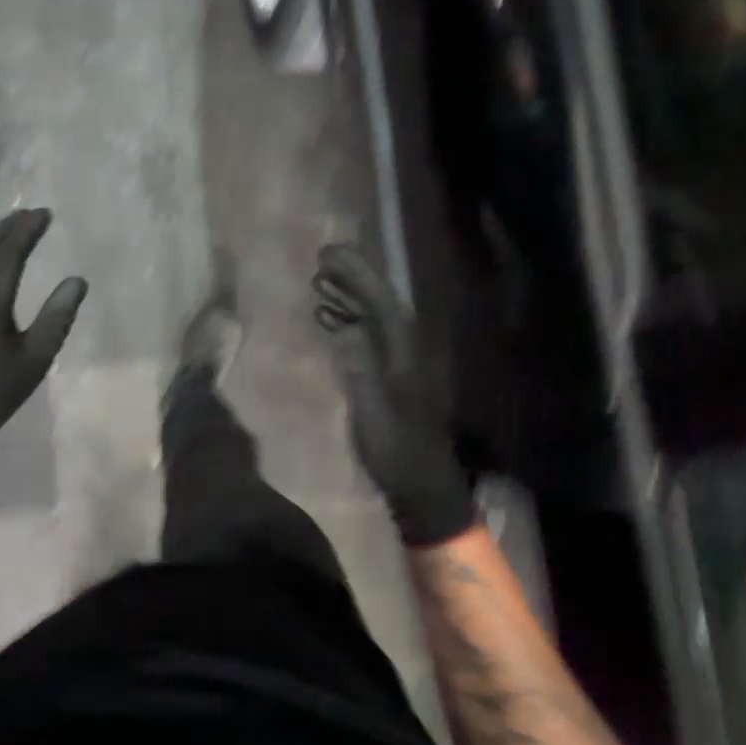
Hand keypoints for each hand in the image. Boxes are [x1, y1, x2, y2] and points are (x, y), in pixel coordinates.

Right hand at [313, 244, 473, 545]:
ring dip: (351, 296)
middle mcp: (407, 353)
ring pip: (376, 318)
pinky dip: (350, 320)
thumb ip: (359, 369)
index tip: (330, 255)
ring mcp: (401, 365)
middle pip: (382, 304)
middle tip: (323, 257)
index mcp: (405, 357)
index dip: (357, 276)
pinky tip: (330, 318)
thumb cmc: (396, 455)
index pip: (382, 303)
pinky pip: (370, 336)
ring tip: (321, 279)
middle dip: (354, 277)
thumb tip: (343, 325)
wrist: (424, 489)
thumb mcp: (373, 415)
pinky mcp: (393, 378)